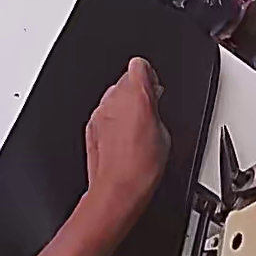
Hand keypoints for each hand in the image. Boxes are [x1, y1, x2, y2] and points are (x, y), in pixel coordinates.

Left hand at [80, 58, 168, 235]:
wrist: (117, 189)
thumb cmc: (142, 166)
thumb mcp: (165, 133)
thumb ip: (156, 108)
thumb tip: (154, 104)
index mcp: (136, 95)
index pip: (139, 65)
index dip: (148, 75)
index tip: (154, 87)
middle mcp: (114, 99)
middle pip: (125, 78)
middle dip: (136, 90)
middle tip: (147, 108)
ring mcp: (100, 112)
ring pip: (113, 95)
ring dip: (123, 104)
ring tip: (134, 126)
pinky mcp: (91, 125)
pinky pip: (104, 112)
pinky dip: (112, 118)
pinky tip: (122, 137)